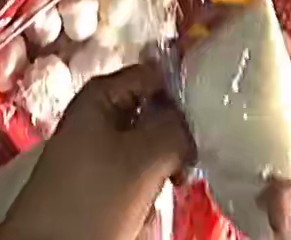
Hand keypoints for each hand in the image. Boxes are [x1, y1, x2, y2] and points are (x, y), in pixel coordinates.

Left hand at [0, 64, 193, 239]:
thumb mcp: (143, 159)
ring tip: (152, 198)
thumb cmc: (92, 199)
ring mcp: (94, 148)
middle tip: (179, 171)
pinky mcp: (93, 181)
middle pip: (152, 114)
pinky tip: (139, 214)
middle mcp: (97, 113)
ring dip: (156, 175)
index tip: (199, 129)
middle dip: (168, 144)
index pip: (156, 76)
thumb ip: (176, 129)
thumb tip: (193, 126)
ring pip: (144, 151)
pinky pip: (130, 178)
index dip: (181, 98)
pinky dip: (140, 194)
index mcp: (102, 93)